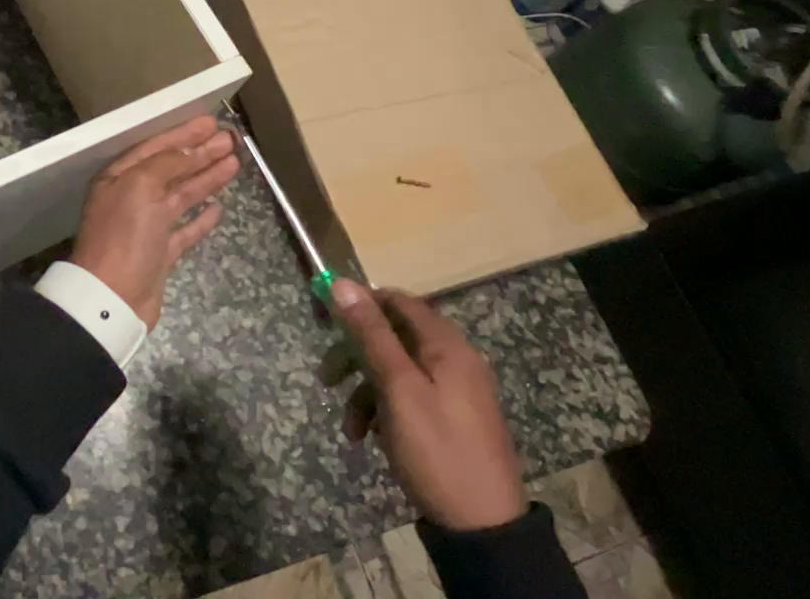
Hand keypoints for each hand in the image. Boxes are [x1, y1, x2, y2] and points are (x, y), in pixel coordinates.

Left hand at [69, 114, 240, 327]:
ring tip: (235, 163)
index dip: (183, 134)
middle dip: (200, 153)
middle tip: (232, 140)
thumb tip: (191, 150)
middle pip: (171, 169)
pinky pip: (184, 230)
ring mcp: (147, 227)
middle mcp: (131, 198)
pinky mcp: (160, 254)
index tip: (211, 122)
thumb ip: (166, 164)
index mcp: (120, 178)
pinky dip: (201, 219)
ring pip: (181, 196)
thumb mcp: (140, 187)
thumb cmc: (124, 235)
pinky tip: (219, 208)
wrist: (114, 298)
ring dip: (206, 179)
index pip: (156, 147)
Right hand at [330, 280, 527, 531]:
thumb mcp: (398, 388)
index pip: (399, 301)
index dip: (362, 305)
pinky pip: (408, 396)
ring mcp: (454, 391)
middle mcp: (454, 360)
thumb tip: (343, 283)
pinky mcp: (450, 418)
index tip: (327, 321)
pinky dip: (383, 410)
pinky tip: (369, 436)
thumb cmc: (437, 449)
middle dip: (356, 356)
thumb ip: (372, 335)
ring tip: (350, 426)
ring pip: (396, 371)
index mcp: (447, 346)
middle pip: (394, 337)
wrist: (482, 527)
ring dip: (365, 390)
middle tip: (327, 378)